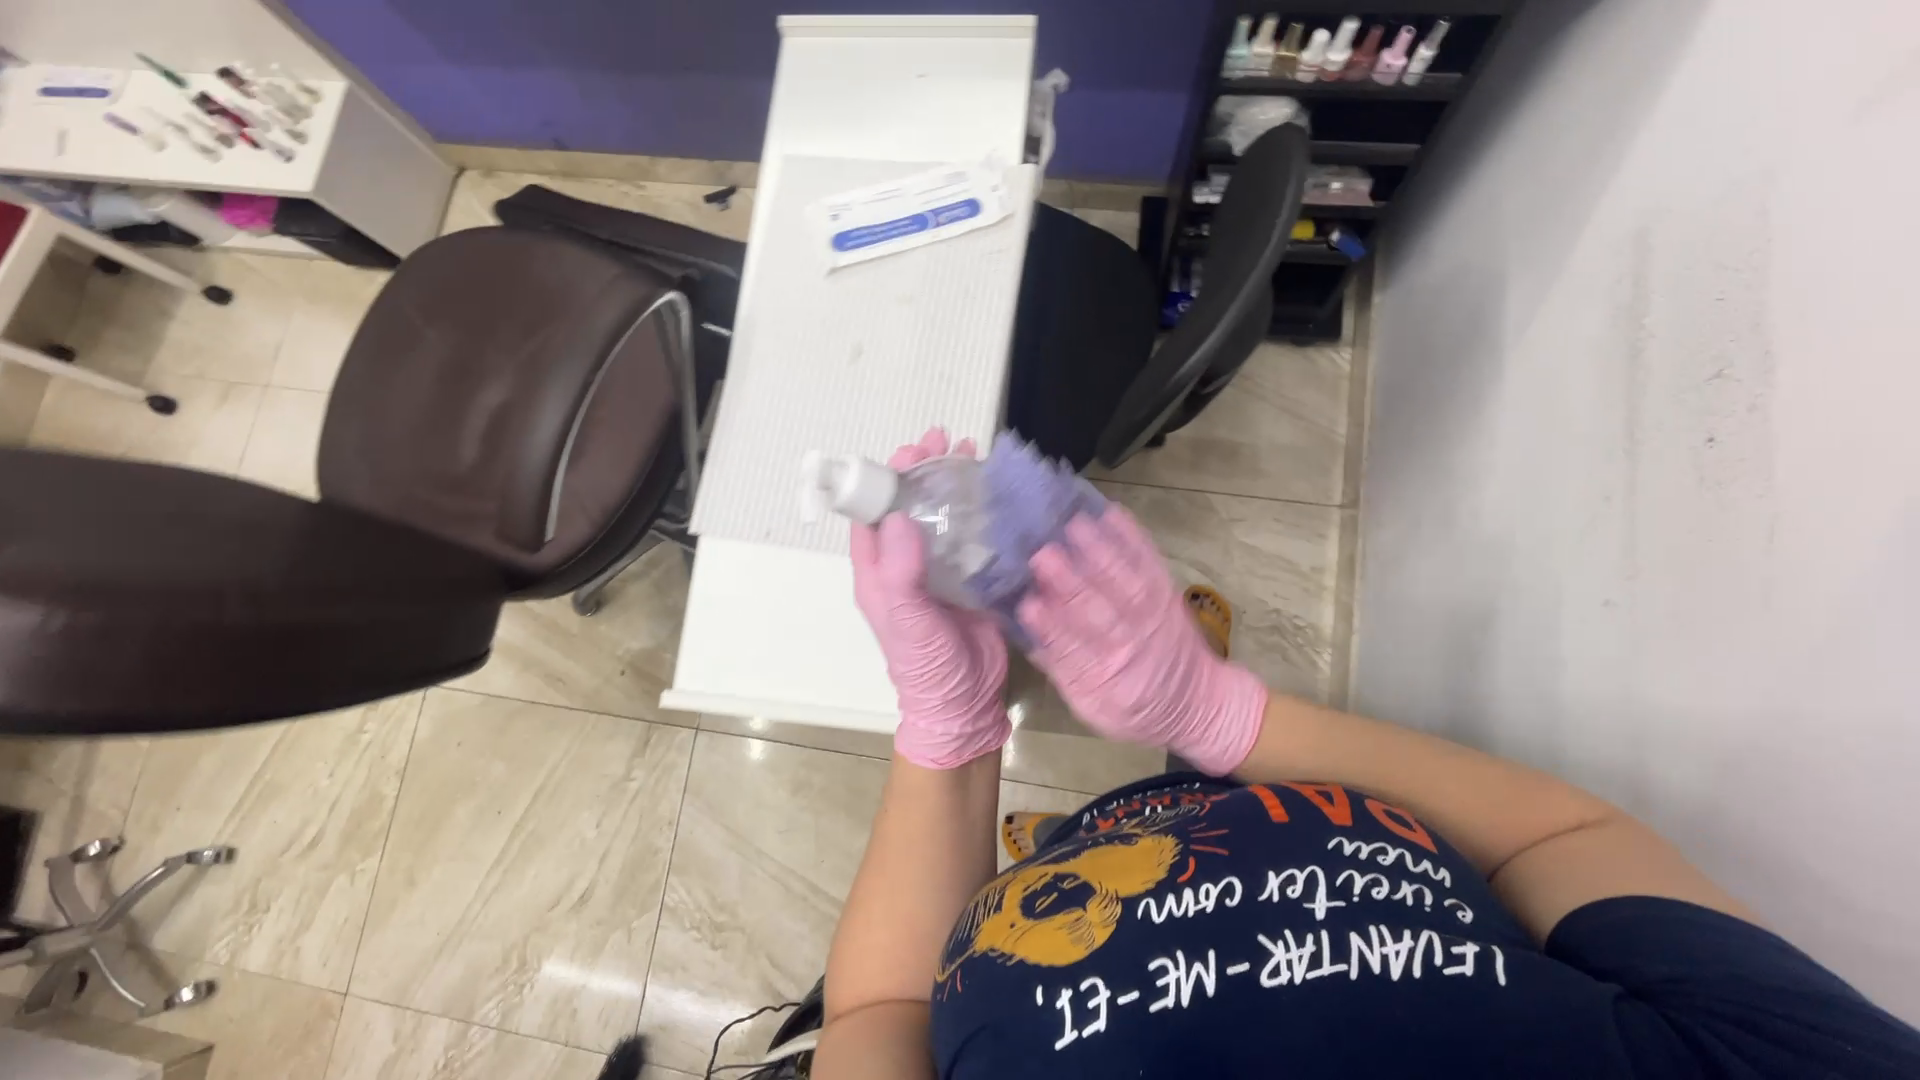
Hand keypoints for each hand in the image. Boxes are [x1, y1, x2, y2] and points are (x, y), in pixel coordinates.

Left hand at [850, 428, 1009, 768]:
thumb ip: (901, 572)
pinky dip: (982, 511)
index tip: (909, 450)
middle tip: (944, 438)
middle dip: (923, 472)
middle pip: (909, 506)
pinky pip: (973, 536)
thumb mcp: (908, 618)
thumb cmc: (926, 664)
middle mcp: (906, 566)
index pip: (873, 515)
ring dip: (954, 484)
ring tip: (972, 451)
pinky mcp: (971, 579)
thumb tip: (898, 515)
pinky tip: (998, 490)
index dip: (886, 480)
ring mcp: (939, 571)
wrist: (965, 702)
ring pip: (943, 516)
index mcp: (879, 572)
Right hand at [1016, 508, 1266, 774]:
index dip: (1051, 627)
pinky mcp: (1168, 594)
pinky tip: (1114, 513)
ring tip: (1075, 526)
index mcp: (1106, 679)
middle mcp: (1132, 646)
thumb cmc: (1135, 709)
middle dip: (1071, 582)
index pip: (1073, 650)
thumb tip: (1025, 633)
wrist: (1198, 705)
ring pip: (1126, 582)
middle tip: (1043, 554)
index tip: (1027, 603)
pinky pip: (1151, 564)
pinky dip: (1134, 538)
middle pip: (1098, 611)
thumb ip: (1062, 672)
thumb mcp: (1093, 709)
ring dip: (1100, 552)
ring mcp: (1153, 616)